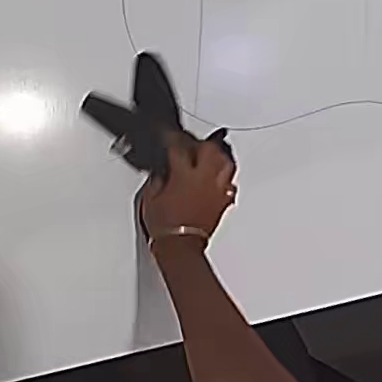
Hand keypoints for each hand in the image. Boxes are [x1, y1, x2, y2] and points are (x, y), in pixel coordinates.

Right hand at [139, 132, 236, 251]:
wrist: (179, 247)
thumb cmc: (166, 226)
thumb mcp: (150, 198)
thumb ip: (158, 179)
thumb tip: (162, 171)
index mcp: (184, 175)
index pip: (178, 146)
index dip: (171, 137)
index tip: (167, 134)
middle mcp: (204, 179)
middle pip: (210, 148)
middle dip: (200, 142)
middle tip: (191, 143)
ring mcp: (217, 190)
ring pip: (226, 162)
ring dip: (218, 155)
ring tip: (210, 154)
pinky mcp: (223, 202)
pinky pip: (230, 183)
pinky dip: (225, 177)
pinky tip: (219, 177)